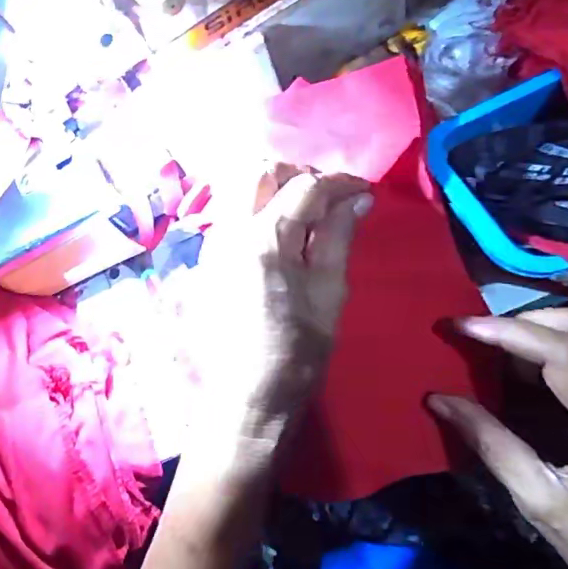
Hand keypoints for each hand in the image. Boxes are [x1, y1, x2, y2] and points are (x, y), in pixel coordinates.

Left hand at [188, 164, 371, 453]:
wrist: (243, 396)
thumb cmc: (295, 353)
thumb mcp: (328, 295)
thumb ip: (337, 238)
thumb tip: (356, 197)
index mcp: (263, 238)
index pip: (304, 186)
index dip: (339, 182)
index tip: (362, 191)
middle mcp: (228, 229)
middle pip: (258, 172)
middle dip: (297, 175)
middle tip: (327, 199)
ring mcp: (210, 241)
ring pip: (238, 188)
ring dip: (272, 188)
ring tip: (304, 214)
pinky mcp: (204, 256)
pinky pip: (228, 212)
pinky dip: (254, 207)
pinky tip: (278, 233)